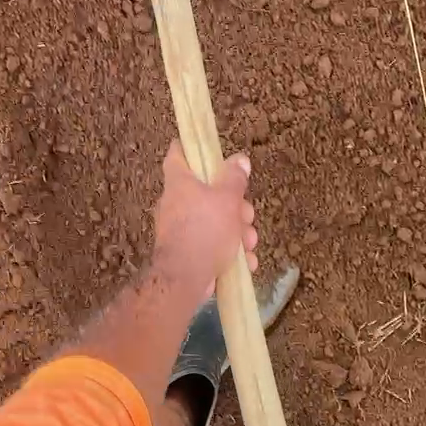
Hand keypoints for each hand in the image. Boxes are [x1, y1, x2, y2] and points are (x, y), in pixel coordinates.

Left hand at [151, 140, 258, 302]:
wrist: (186, 278)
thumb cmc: (205, 230)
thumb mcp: (227, 198)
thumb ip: (235, 178)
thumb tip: (240, 160)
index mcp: (180, 182)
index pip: (178, 153)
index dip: (193, 147)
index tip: (209, 150)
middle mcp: (176, 204)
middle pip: (209, 193)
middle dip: (236, 206)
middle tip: (247, 215)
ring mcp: (181, 231)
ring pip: (216, 223)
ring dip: (238, 233)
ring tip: (249, 244)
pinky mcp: (189, 255)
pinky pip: (213, 247)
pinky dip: (230, 253)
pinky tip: (245, 262)